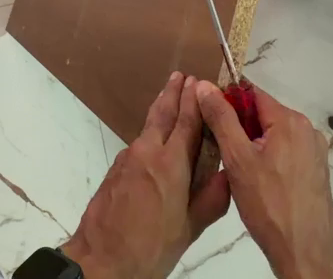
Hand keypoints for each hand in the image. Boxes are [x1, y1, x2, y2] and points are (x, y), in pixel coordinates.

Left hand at [61, 72, 229, 278]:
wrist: (102, 257)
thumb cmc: (152, 246)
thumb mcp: (190, 228)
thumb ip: (212, 199)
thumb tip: (229, 174)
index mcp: (170, 163)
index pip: (186, 122)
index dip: (194, 100)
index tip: (200, 81)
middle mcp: (147, 151)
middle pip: (162, 113)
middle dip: (173, 92)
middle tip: (182, 75)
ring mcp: (128, 157)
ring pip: (149, 126)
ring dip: (162, 109)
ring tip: (172, 96)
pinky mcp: (117, 167)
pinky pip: (140, 143)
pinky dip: (152, 133)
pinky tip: (158, 140)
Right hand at [194, 81, 332, 278]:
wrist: (306, 257)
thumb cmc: (269, 205)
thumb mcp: (237, 158)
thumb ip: (220, 118)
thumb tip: (203, 84)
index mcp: (290, 121)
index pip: (250, 93)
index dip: (225, 100)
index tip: (207, 116)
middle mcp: (307, 130)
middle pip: (261, 113)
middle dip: (237, 125)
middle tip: (218, 148)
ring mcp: (314, 153)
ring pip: (271, 134)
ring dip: (250, 143)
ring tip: (234, 168)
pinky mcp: (315, 173)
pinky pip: (283, 152)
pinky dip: (266, 158)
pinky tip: (254, 181)